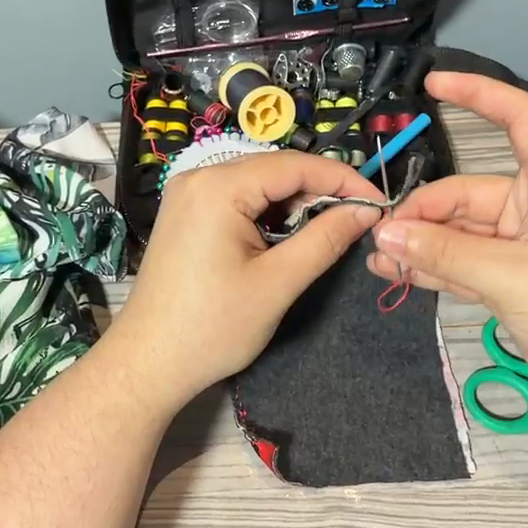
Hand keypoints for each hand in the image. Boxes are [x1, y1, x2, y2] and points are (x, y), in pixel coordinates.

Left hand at [106, 151, 384, 412]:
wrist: (147, 362)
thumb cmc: (212, 327)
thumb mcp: (277, 283)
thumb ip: (324, 239)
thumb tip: (366, 211)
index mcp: (218, 187)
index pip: (294, 165)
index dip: (343, 180)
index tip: (380, 203)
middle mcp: (198, 177)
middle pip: (274, 169)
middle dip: (319, 191)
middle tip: (357, 221)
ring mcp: (186, 194)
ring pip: (256, 183)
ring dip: (293, 203)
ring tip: (325, 232)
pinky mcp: (184, 214)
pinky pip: (235, 198)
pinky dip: (266, 212)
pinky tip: (284, 237)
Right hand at [366, 72, 527, 426]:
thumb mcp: (516, 277)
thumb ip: (445, 252)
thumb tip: (384, 231)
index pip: (519, 119)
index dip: (478, 95)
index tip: (431, 84)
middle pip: (466, 191)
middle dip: (422, 210)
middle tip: (379, 235)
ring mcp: (522, 249)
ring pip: (458, 232)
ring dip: (419, 242)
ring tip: (376, 256)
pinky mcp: (512, 284)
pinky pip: (461, 264)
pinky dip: (431, 267)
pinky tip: (394, 272)